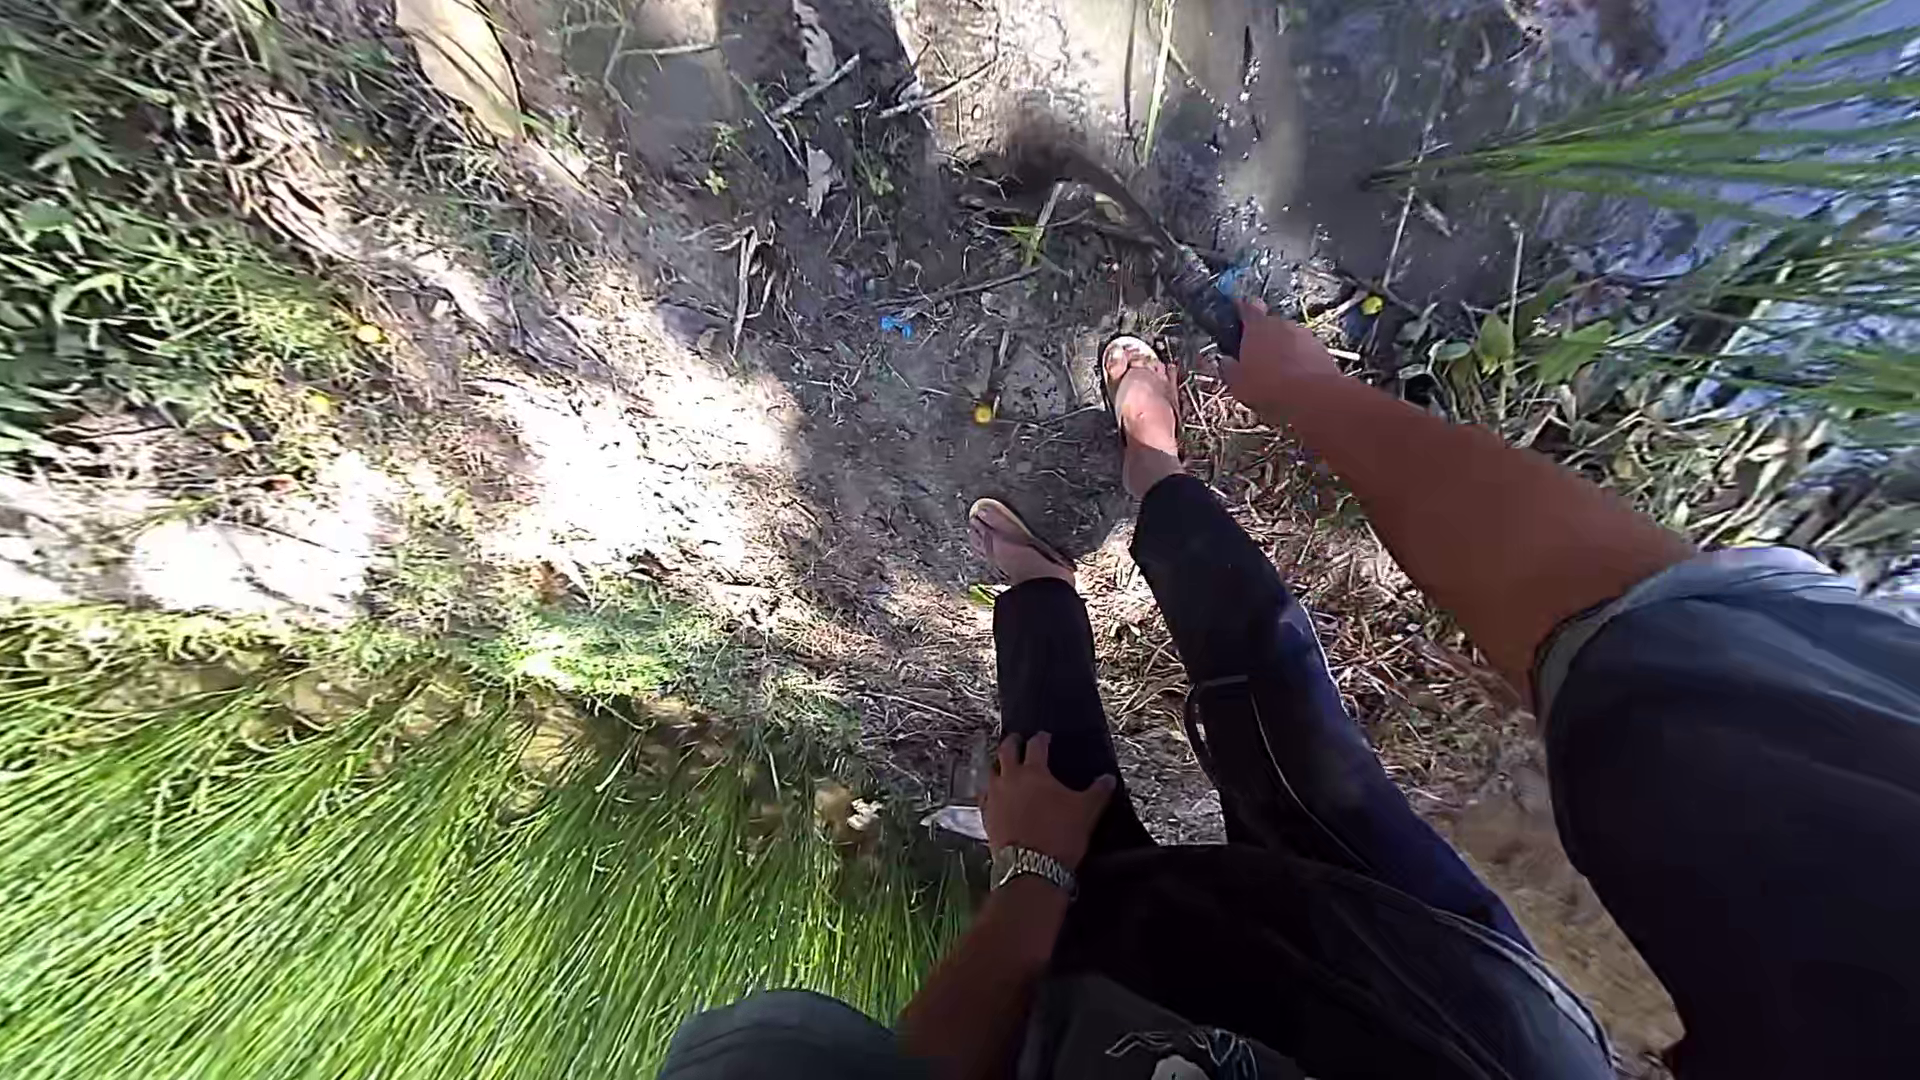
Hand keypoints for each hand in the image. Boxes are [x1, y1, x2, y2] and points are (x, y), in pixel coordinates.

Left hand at [982, 733, 1114, 871]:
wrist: (1031, 869)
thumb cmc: (1060, 835)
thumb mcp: (1086, 811)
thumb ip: (1098, 792)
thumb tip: (1109, 778)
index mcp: (1034, 771)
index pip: (1036, 745)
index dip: (1041, 738)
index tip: (1045, 736)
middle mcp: (1010, 778)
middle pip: (1006, 750)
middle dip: (1013, 742)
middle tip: (1018, 740)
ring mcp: (995, 796)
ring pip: (991, 771)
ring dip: (998, 765)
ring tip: (1003, 765)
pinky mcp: (986, 815)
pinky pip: (984, 796)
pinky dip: (990, 791)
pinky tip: (994, 795)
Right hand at [1221, 298, 1344, 417]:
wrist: (1311, 395)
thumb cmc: (1267, 386)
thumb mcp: (1236, 382)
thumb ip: (1228, 367)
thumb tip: (1225, 361)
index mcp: (1257, 327)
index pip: (1247, 308)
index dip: (1240, 309)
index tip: (1236, 310)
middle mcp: (1281, 324)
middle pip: (1268, 324)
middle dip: (1261, 336)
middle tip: (1252, 356)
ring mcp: (1304, 334)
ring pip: (1287, 337)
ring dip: (1280, 349)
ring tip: (1273, 372)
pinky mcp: (1320, 348)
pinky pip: (1303, 350)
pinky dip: (1296, 359)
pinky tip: (1291, 378)